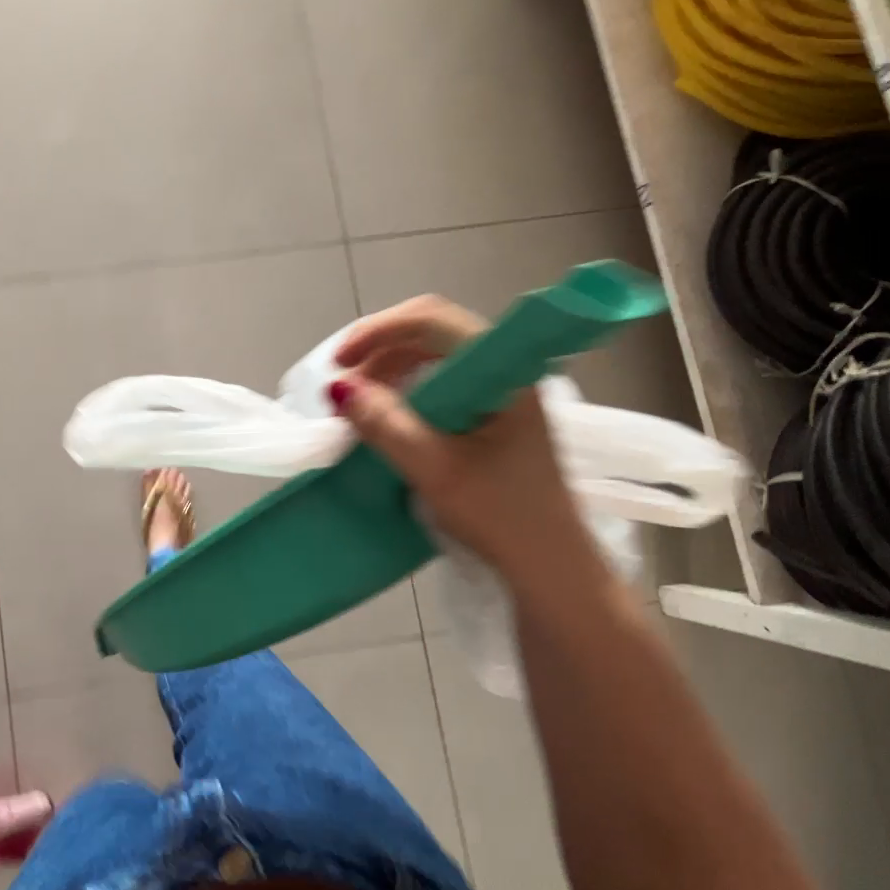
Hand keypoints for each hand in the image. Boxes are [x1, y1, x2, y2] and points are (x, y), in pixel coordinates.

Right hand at [329, 296, 598, 584]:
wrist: (551, 569)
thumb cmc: (502, 516)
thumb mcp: (435, 470)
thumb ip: (386, 426)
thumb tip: (339, 390)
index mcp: (503, 373)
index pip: (432, 321)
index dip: (378, 331)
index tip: (339, 363)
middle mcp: (504, 372)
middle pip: (430, 333)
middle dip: (377, 352)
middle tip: (341, 388)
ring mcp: (499, 393)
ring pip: (432, 358)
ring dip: (387, 372)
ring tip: (355, 405)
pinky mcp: (490, 416)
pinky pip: (439, 384)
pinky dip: (404, 392)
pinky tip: (383, 416)